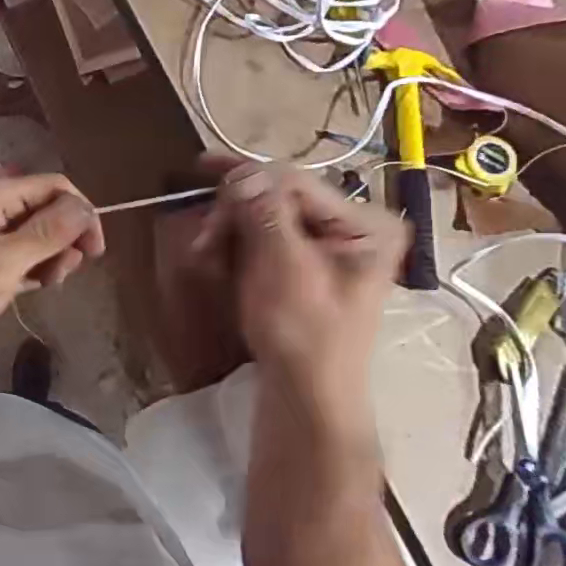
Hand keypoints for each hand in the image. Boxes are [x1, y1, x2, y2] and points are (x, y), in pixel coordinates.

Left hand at [0, 174, 104, 344]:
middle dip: (67, 239)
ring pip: (47, 230)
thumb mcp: (2, 264)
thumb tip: (86, 208)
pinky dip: (39, 265)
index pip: (57, 187)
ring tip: (44, 283)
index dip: (82, 213)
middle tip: (62, 274)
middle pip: (54, 208)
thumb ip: (45, 235)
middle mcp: (0, 203)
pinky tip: (33, 285)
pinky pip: (32, 248)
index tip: (93, 250)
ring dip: (55, 256)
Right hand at [194, 159, 406, 370]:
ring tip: (207, 254)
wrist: (306, 396)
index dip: (247, 177)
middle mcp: (353, 227)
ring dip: (232, 229)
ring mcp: (330, 245)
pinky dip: (238, 244)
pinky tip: (220, 260)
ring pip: (268, 214)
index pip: (296, 182)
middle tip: (203, 238)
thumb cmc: (302, 335)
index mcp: (365, 225)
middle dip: (236, 211)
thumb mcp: (285, 270)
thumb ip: (266, 215)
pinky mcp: (306, 263)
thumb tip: (243, 170)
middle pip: (281, 196)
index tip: (200, 169)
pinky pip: (266, 236)